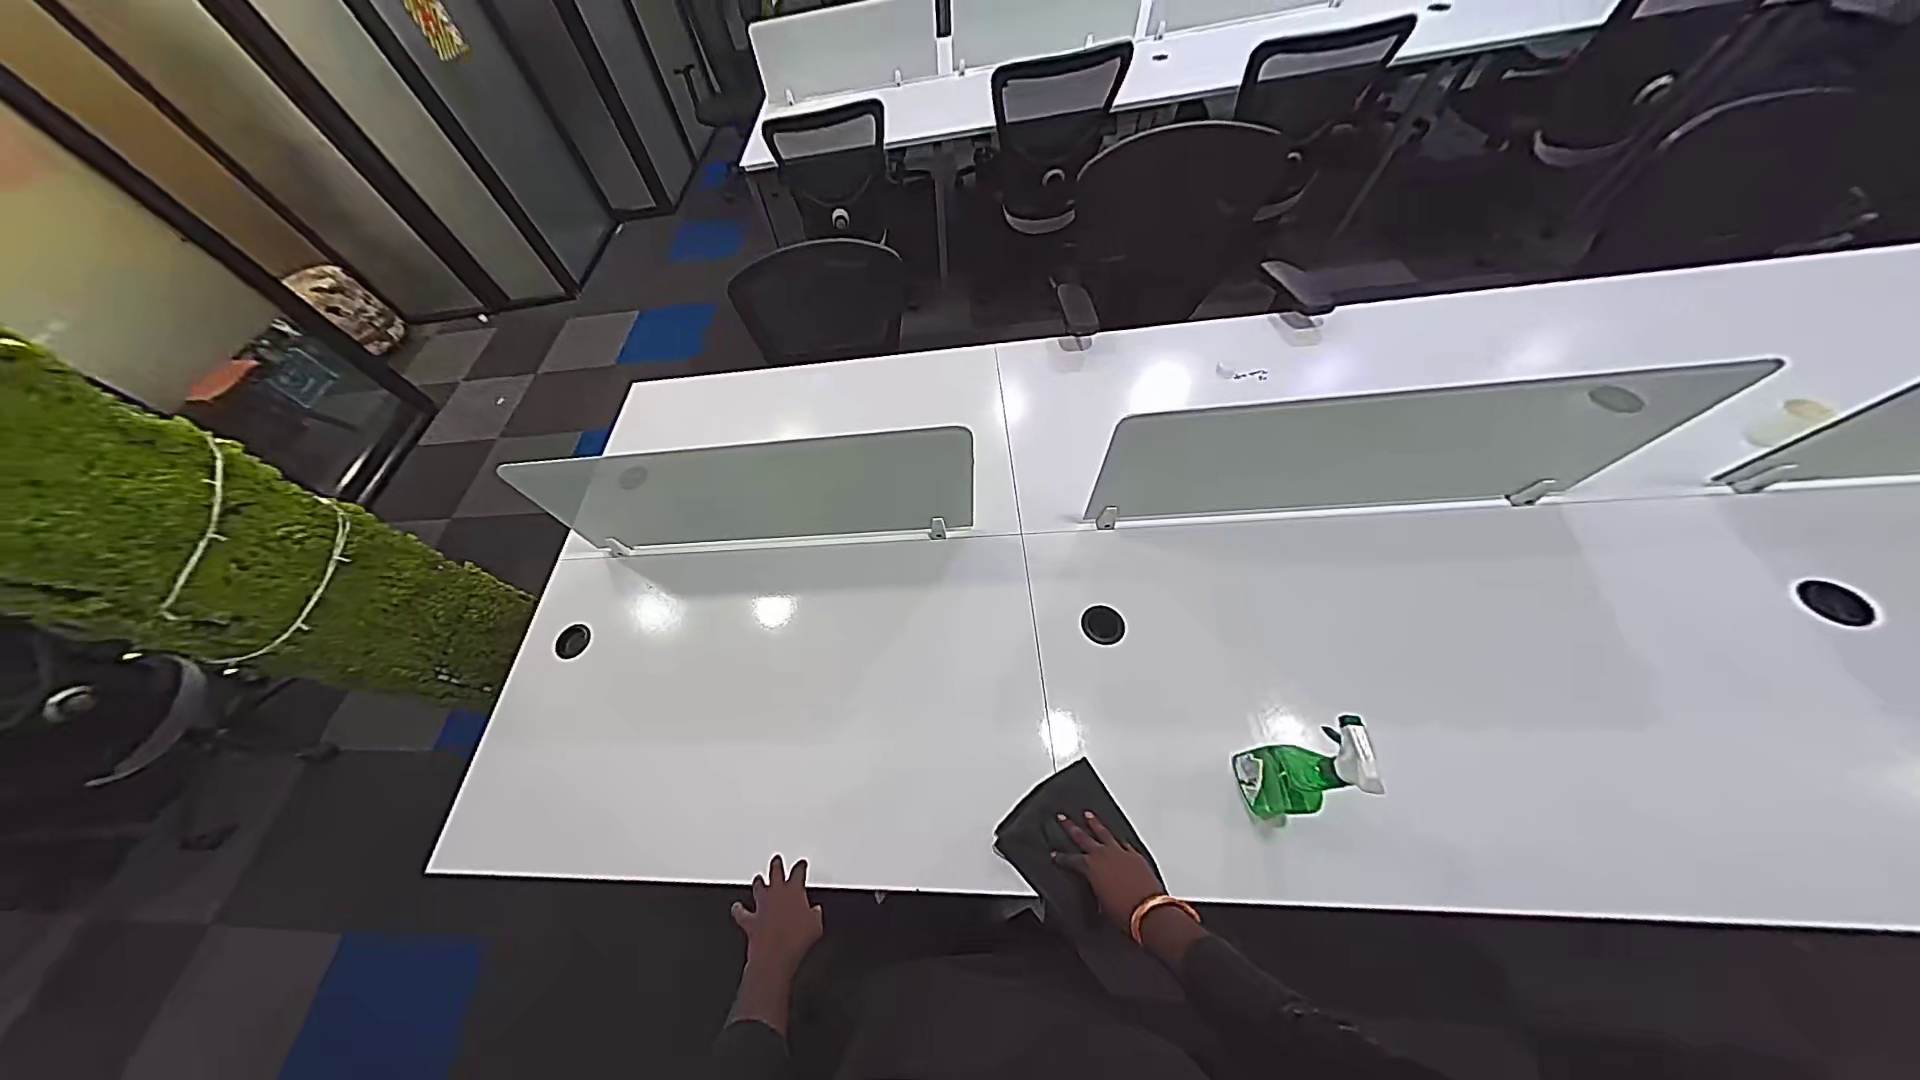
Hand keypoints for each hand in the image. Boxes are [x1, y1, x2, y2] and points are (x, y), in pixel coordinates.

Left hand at [731, 854, 822, 977]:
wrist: (775, 956)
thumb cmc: (797, 941)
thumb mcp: (816, 926)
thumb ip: (815, 915)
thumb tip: (815, 912)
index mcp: (794, 891)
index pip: (798, 872)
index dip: (800, 866)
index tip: (801, 864)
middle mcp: (776, 894)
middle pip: (775, 872)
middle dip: (776, 865)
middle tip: (776, 859)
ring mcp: (762, 906)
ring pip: (758, 887)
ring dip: (758, 882)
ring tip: (758, 878)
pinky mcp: (750, 921)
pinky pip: (741, 913)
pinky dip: (738, 909)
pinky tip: (736, 907)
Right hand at [1053, 811, 1165, 933]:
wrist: (1147, 911)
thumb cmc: (1123, 912)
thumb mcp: (1101, 903)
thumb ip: (1096, 888)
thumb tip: (1098, 888)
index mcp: (1090, 867)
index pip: (1071, 859)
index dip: (1061, 858)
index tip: (1055, 854)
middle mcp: (1102, 855)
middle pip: (1082, 837)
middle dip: (1070, 827)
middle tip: (1063, 817)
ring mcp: (1119, 852)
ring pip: (1103, 832)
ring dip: (1094, 823)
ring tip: (1088, 814)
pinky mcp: (1134, 855)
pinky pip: (1123, 842)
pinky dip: (1118, 838)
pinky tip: (1116, 836)